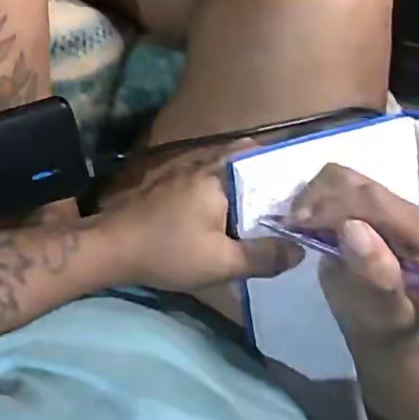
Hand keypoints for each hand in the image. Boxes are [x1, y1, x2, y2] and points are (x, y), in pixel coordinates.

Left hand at [101, 170, 301, 291]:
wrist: (113, 246)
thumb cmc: (168, 250)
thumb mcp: (222, 262)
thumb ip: (263, 256)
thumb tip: (299, 250)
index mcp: (216, 176)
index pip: (257, 157)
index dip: (281, 167)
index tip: (305, 181)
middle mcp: (199, 165)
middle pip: (239, 161)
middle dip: (263, 176)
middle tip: (291, 198)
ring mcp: (179, 172)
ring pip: (220, 170)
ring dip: (241, 183)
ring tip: (267, 207)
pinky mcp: (167, 184)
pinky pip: (204, 180)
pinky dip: (222, 191)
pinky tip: (230, 213)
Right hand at [288, 164, 418, 346]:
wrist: (377, 324)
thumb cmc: (379, 322)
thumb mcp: (380, 310)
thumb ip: (375, 273)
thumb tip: (353, 227)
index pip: (377, 203)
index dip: (335, 206)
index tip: (300, 223)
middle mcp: (415, 216)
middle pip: (358, 185)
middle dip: (319, 200)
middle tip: (293, 225)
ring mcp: (392, 205)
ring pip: (343, 177)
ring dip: (313, 196)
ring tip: (300, 224)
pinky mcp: (369, 201)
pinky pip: (335, 182)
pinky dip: (314, 196)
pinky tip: (307, 219)